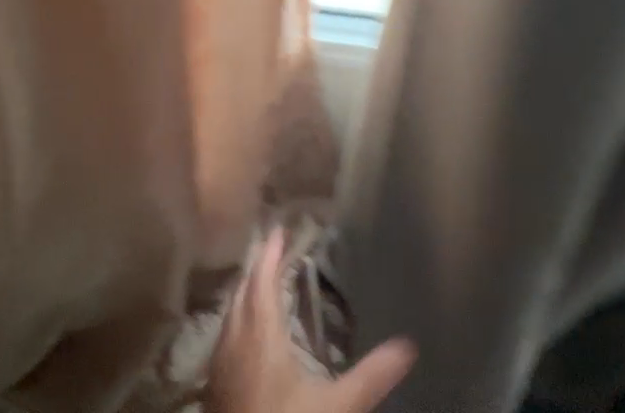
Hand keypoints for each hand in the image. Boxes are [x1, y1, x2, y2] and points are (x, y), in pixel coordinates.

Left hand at [206, 228, 415, 412]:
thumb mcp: (336, 406)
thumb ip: (371, 375)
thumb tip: (409, 346)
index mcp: (261, 334)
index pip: (262, 281)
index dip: (269, 253)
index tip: (278, 229)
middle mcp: (234, 340)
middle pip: (242, 292)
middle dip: (257, 268)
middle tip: (273, 249)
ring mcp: (220, 362)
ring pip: (231, 313)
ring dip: (246, 292)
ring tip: (262, 282)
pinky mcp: (215, 383)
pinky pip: (226, 335)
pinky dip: (239, 318)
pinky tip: (249, 332)